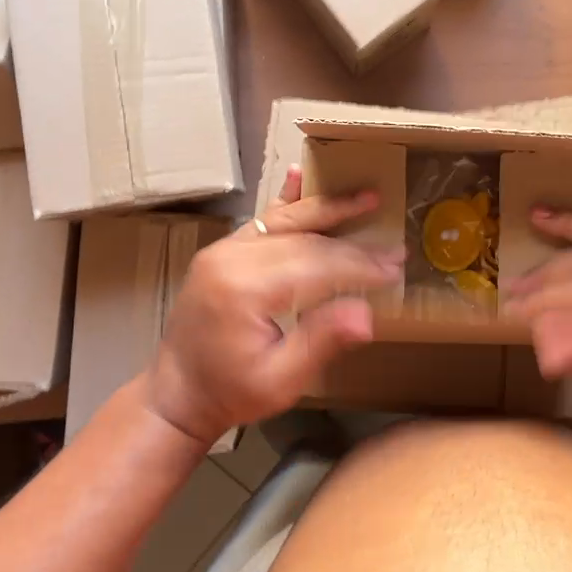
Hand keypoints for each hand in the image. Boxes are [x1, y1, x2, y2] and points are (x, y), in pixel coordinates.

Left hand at [147, 166, 402, 444]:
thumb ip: (321, 341)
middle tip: (394, 246)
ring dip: (328, 208)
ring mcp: (224, 251)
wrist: (176, 395)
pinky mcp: (222, 252)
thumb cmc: (231, 393)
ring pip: (285, 220)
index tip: (395, 268)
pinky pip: (261, 222)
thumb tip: (368, 315)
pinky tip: (298, 175)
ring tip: (367, 197)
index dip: (360, 265)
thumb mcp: (281, 380)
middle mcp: (232, 258)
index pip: (317, 264)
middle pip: (306, 239)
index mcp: (245, 289)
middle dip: (354, 243)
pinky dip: (286, 201)